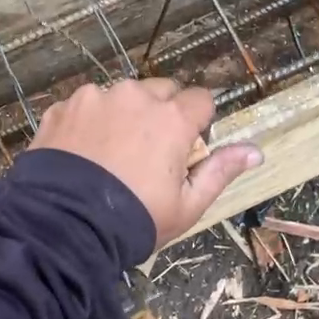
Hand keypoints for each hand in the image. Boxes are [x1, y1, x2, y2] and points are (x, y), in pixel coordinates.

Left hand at [30, 79, 262, 249]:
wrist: (64, 228)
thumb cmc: (135, 220)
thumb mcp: (187, 205)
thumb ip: (220, 171)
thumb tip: (255, 151)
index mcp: (172, 118)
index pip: (201, 100)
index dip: (197, 124)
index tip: (184, 151)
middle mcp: (134, 96)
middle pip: (161, 91)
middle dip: (161, 113)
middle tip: (148, 154)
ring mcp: (94, 98)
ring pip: (121, 96)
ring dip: (123, 114)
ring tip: (110, 155)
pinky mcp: (62, 108)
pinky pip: (86, 106)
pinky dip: (89, 123)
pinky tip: (81, 155)